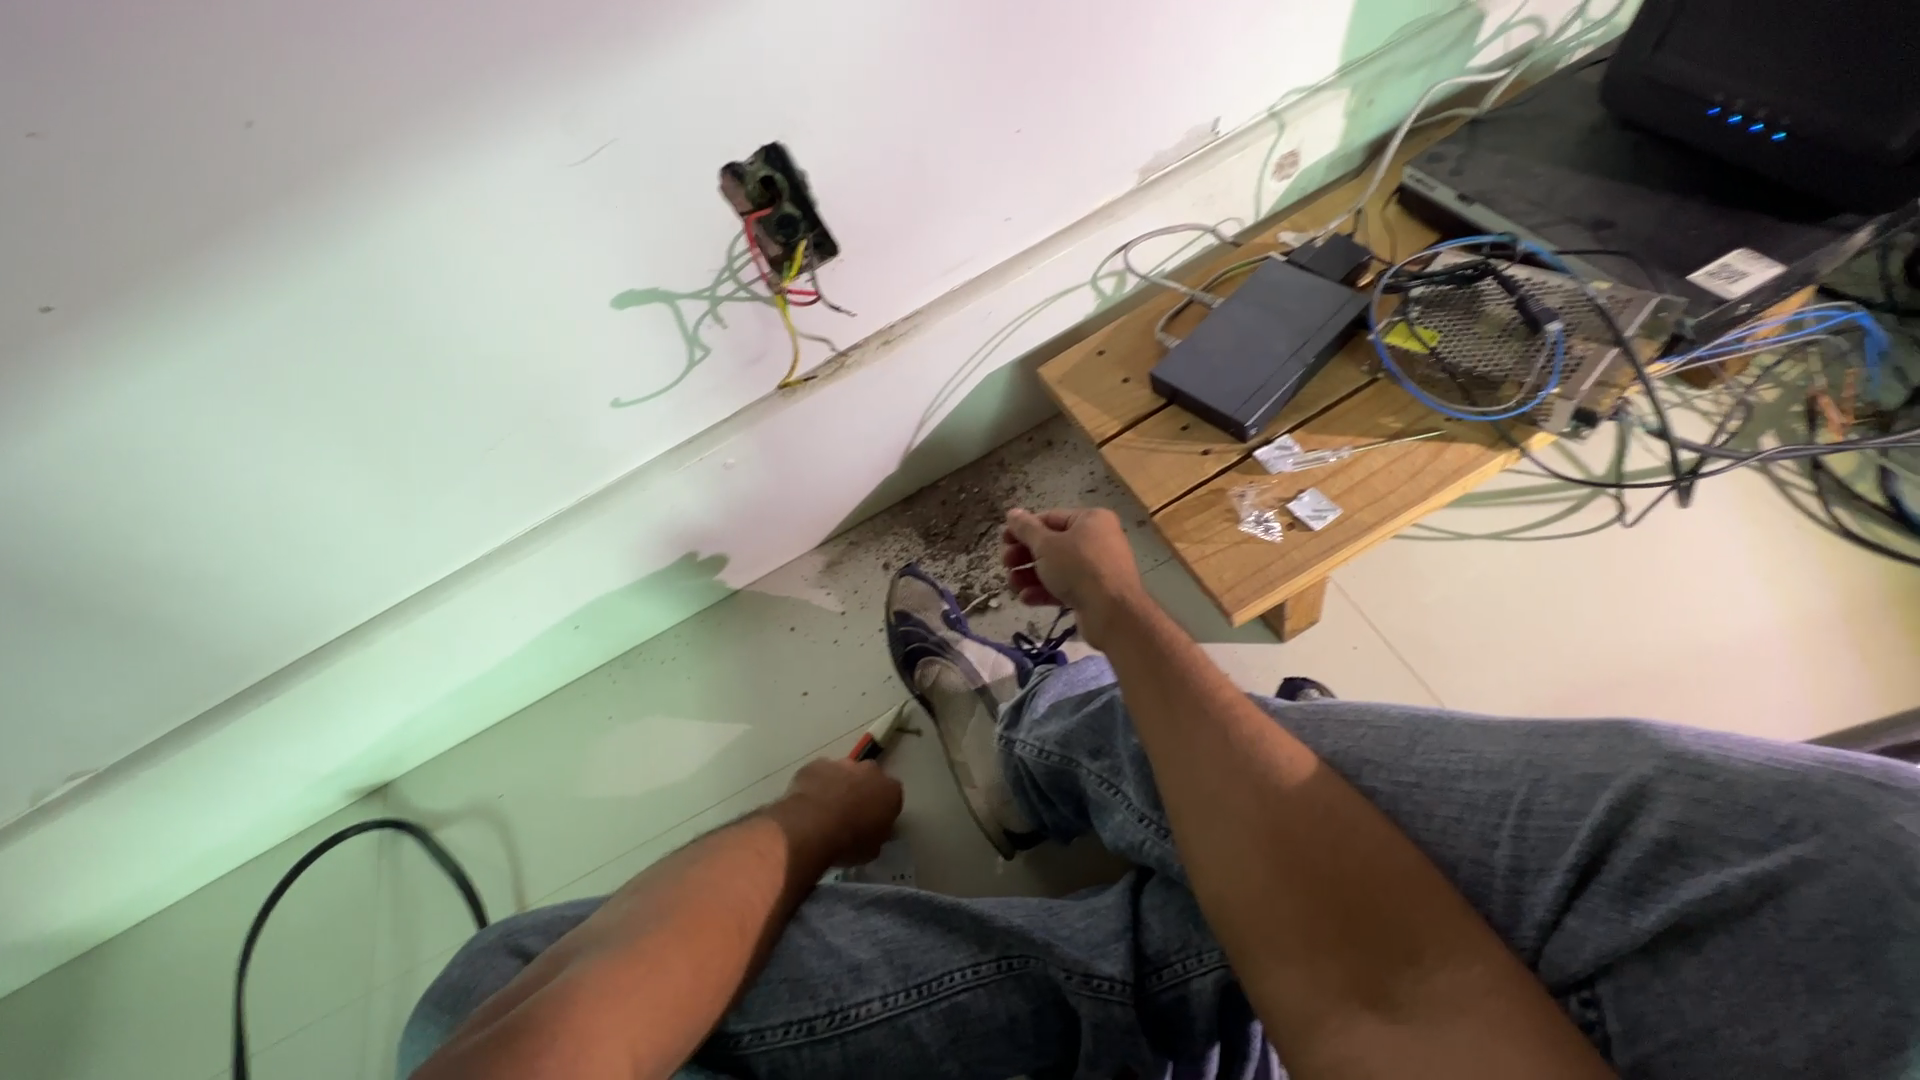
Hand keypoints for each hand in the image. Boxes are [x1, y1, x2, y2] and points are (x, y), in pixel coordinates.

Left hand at [773, 758, 903, 866]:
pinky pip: (820, 772)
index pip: (892, 796)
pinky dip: (816, 783)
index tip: (872, 822)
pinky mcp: (817, 764)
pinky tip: (808, 801)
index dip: (881, 809)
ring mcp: (843, 764)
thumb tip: (874, 832)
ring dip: (839, 784)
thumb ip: (878, 836)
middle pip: (869, 778)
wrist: (813, 828)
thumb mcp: (872, 850)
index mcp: (890, 791)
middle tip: (849, 812)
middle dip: (861, 790)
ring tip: (825, 808)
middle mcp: (871, 771)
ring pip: (844, 772)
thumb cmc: (849, 842)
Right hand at [1002, 507, 1149, 647]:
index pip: (1050, 518)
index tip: (1003, 540)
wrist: (1112, 612)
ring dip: (1030, 575)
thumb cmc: (1078, 567)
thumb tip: (1012, 512)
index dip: (1024, 529)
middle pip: (1052, 544)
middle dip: (1025, 555)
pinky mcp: (1094, 593)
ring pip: (1057, 568)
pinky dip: (1045, 591)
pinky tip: (1026, 599)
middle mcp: (1097, 540)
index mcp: (1090, 520)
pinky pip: (1066, 587)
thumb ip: (1026, 529)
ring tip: (1012, 585)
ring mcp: (1097, 568)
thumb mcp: (1046, 545)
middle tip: (1005, 563)